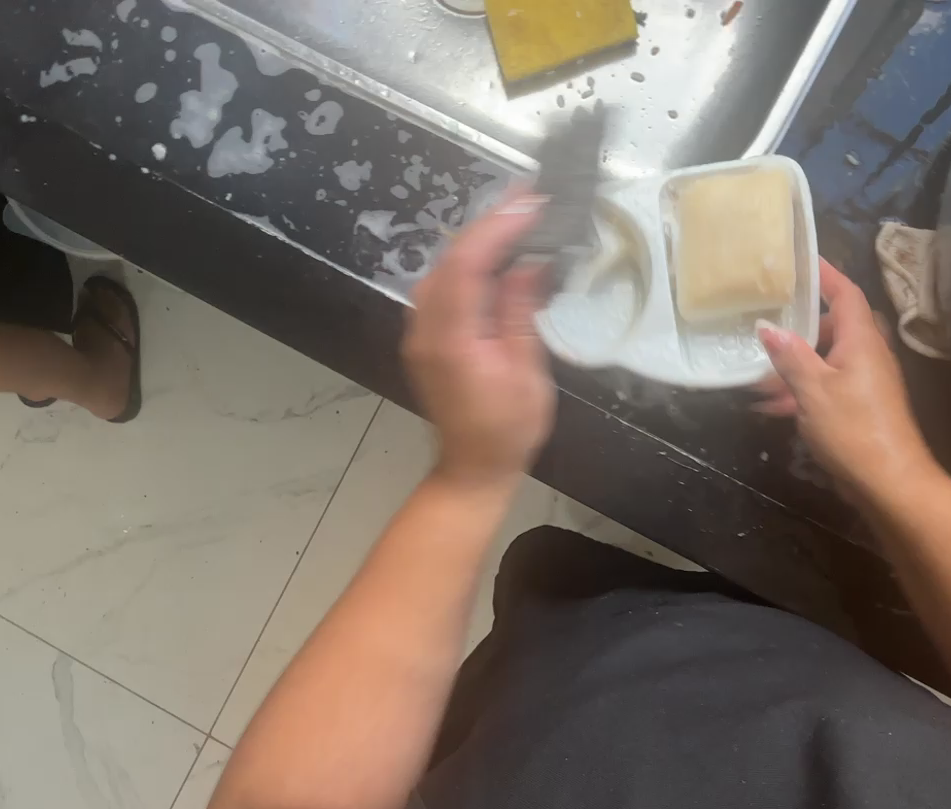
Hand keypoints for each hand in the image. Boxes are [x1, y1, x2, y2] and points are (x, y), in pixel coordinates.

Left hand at [402, 193, 555, 488]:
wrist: (472, 467)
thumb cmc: (507, 430)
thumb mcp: (526, 373)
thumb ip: (520, 313)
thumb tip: (529, 262)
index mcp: (452, 340)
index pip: (467, 265)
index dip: (497, 227)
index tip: (531, 202)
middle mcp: (425, 330)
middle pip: (450, 260)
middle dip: (489, 225)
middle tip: (529, 200)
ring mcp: (419, 334)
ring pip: (442, 271)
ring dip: (477, 243)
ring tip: (517, 222)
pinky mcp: (424, 340)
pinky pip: (441, 290)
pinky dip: (468, 268)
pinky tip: (494, 260)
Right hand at [754, 260, 942, 508]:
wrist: (889, 480)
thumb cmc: (852, 428)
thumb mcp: (813, 390)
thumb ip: (790, 356)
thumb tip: (766, 325)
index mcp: (861, 340)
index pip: (844, 293)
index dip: (824, 275)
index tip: (798, 261)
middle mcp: (867, 354)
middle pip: (832, 326)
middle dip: (798, 326)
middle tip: (765, 322)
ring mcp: (864, 382)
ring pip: (825, 360)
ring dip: (793, 365)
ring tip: (756, 375)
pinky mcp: (858, 407)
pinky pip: (825, 386)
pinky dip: (800, 390)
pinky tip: (770, 408)